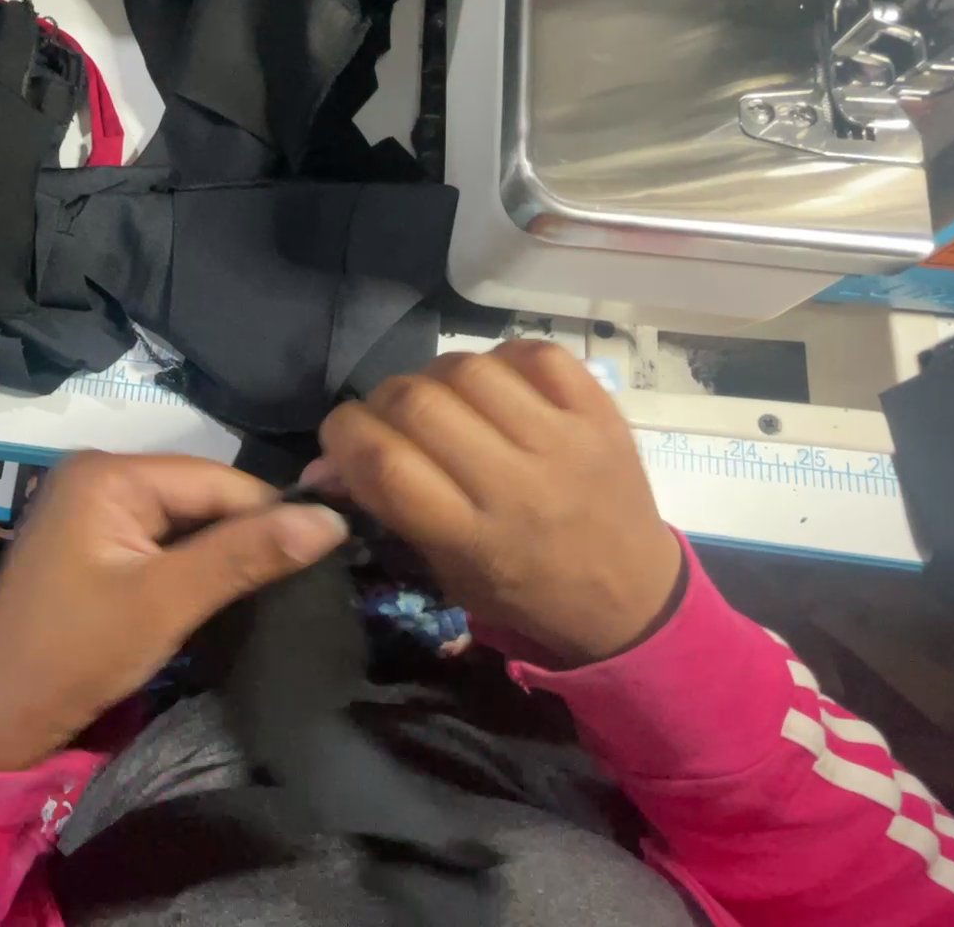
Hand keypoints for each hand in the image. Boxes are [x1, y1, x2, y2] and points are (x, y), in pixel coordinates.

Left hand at [0, 452, 348, 770]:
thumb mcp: (167, 601)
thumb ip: (245, 555)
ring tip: (280, 574)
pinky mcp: (94, 536)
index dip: (271, 510)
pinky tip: (227, 579)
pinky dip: (193, 557)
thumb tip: (331, 519)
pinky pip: (160, 534)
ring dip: (223, 546)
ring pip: (183, 516)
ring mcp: (92, 504)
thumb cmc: (76, 653)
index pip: (213, 479)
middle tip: (309, 566)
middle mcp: (98, 473)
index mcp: (108, 473)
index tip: (326, 545)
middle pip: (198, 493)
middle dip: (247, 529)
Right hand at [314, 341, 681, 665]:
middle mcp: (515, 485)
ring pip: (469, 369)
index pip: (384, 462)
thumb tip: (323, 461)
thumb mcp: (441, 568)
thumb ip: (385, 507)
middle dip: (381, 400)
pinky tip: (494, 385)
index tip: (342, 438)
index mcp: (470, 536)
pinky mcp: (600, 414)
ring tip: (441, 398)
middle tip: (387, 417)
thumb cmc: (519, 591)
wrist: (630, 600)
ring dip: (434, 375)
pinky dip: (499, 358)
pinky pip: (535, 353)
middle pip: (418, 404)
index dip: (344, 434)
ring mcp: (563, 443)